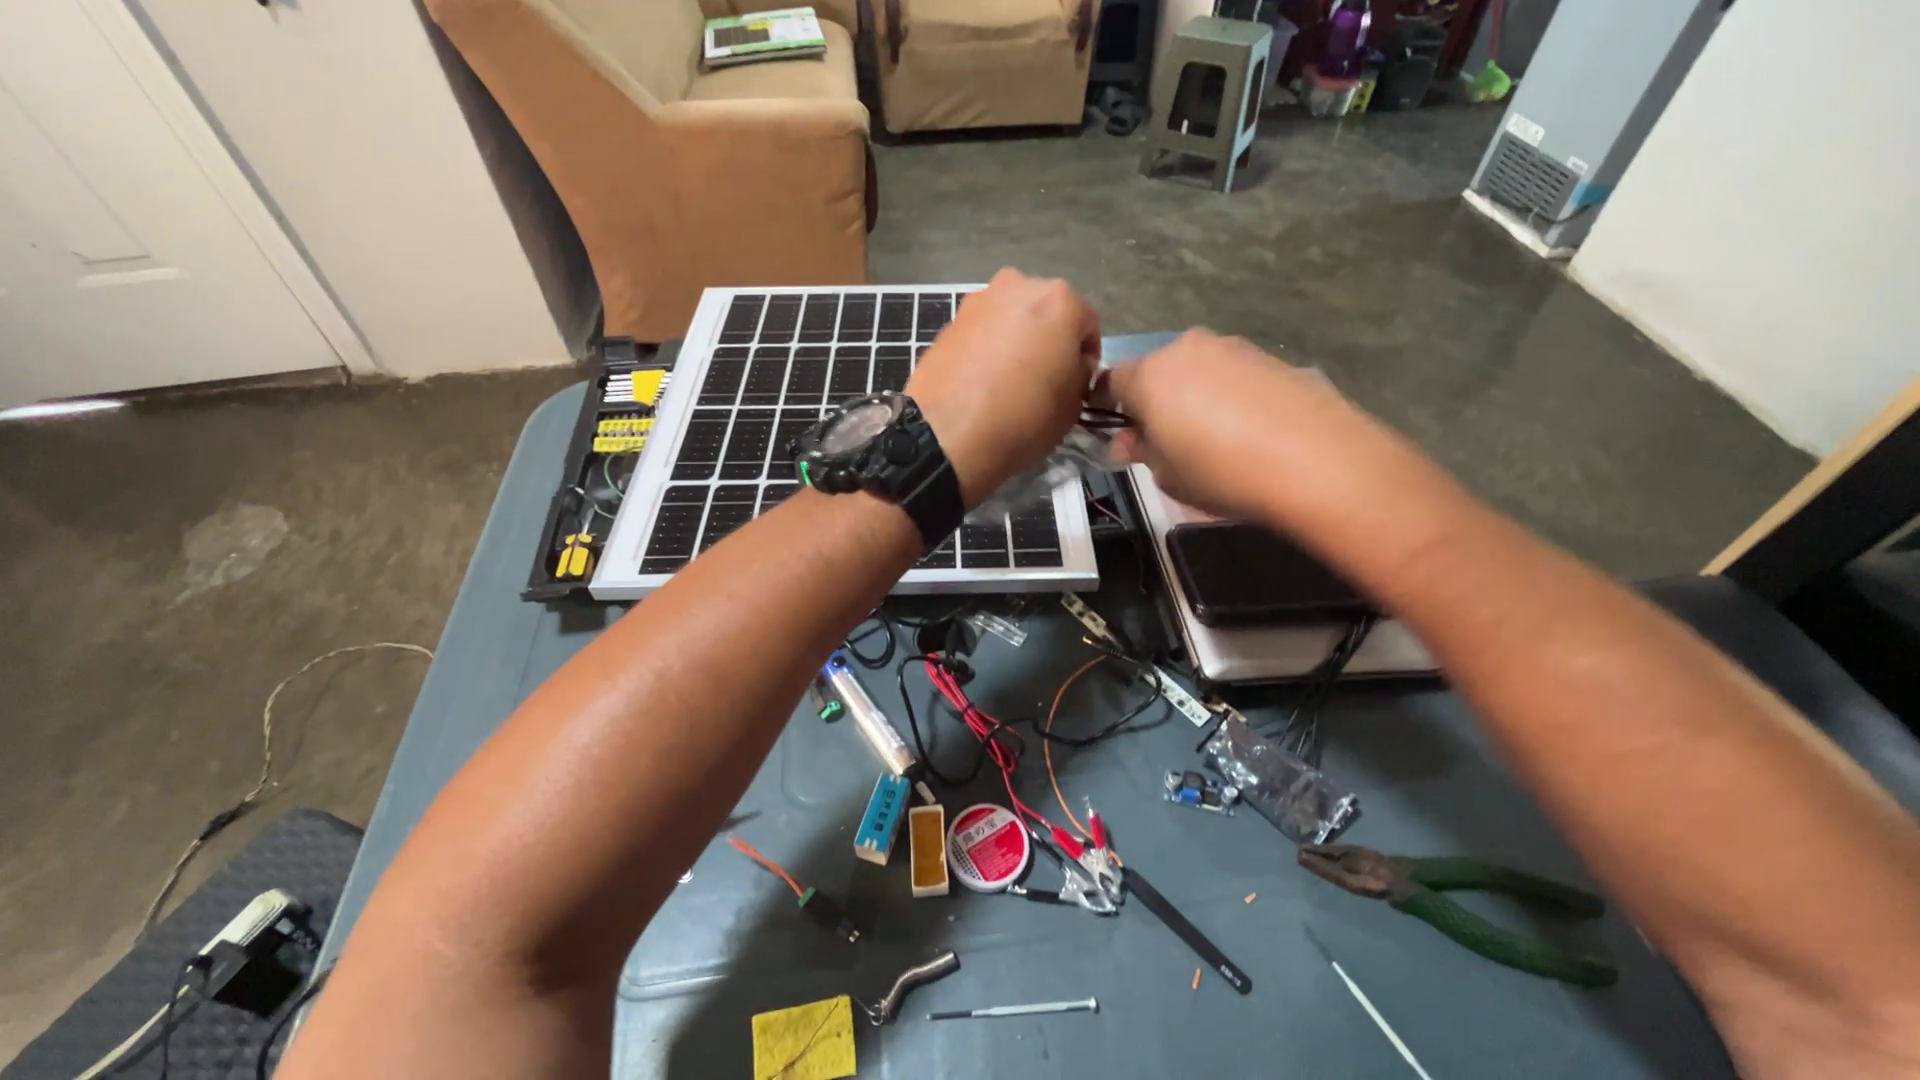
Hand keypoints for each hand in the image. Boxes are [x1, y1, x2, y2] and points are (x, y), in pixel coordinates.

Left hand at [906, 269, 1100, 506]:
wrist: (948, 435)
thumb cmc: (1024, 418)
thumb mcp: (1073, 405)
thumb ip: (1079, 374)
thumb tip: (1069, 366)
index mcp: (1060, 300)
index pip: (1088, 325)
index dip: (1086, 357)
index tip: (1076, 383)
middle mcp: (1019, 286)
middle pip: (1045, 312)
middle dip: (1049, 339)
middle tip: (1043, 377)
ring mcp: (978, 300)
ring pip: (1010, 317)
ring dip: (1016, 339)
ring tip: (1009, 379)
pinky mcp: (948, 321)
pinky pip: (981, 331)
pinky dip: (987, 347)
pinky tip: (981, 380)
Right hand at [1103, 329, 1410, 523]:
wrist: (1314, 459)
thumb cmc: (1221, 472)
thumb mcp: (1167, 476)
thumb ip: (1141, 451)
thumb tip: (1128, 441)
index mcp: (1149, 375)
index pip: (1111, 381)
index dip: (1109, 408)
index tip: (1121, 434)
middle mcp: (1186, 349)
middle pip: (1156, 371)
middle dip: (1155, 400)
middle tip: (1168, 441)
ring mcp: (1231, 348)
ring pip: (1196, 369)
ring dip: (1194, 395)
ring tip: (1215, 437)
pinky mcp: (1270, 357)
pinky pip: (1232, 375)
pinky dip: (1230, 395)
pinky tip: (1248, 429)